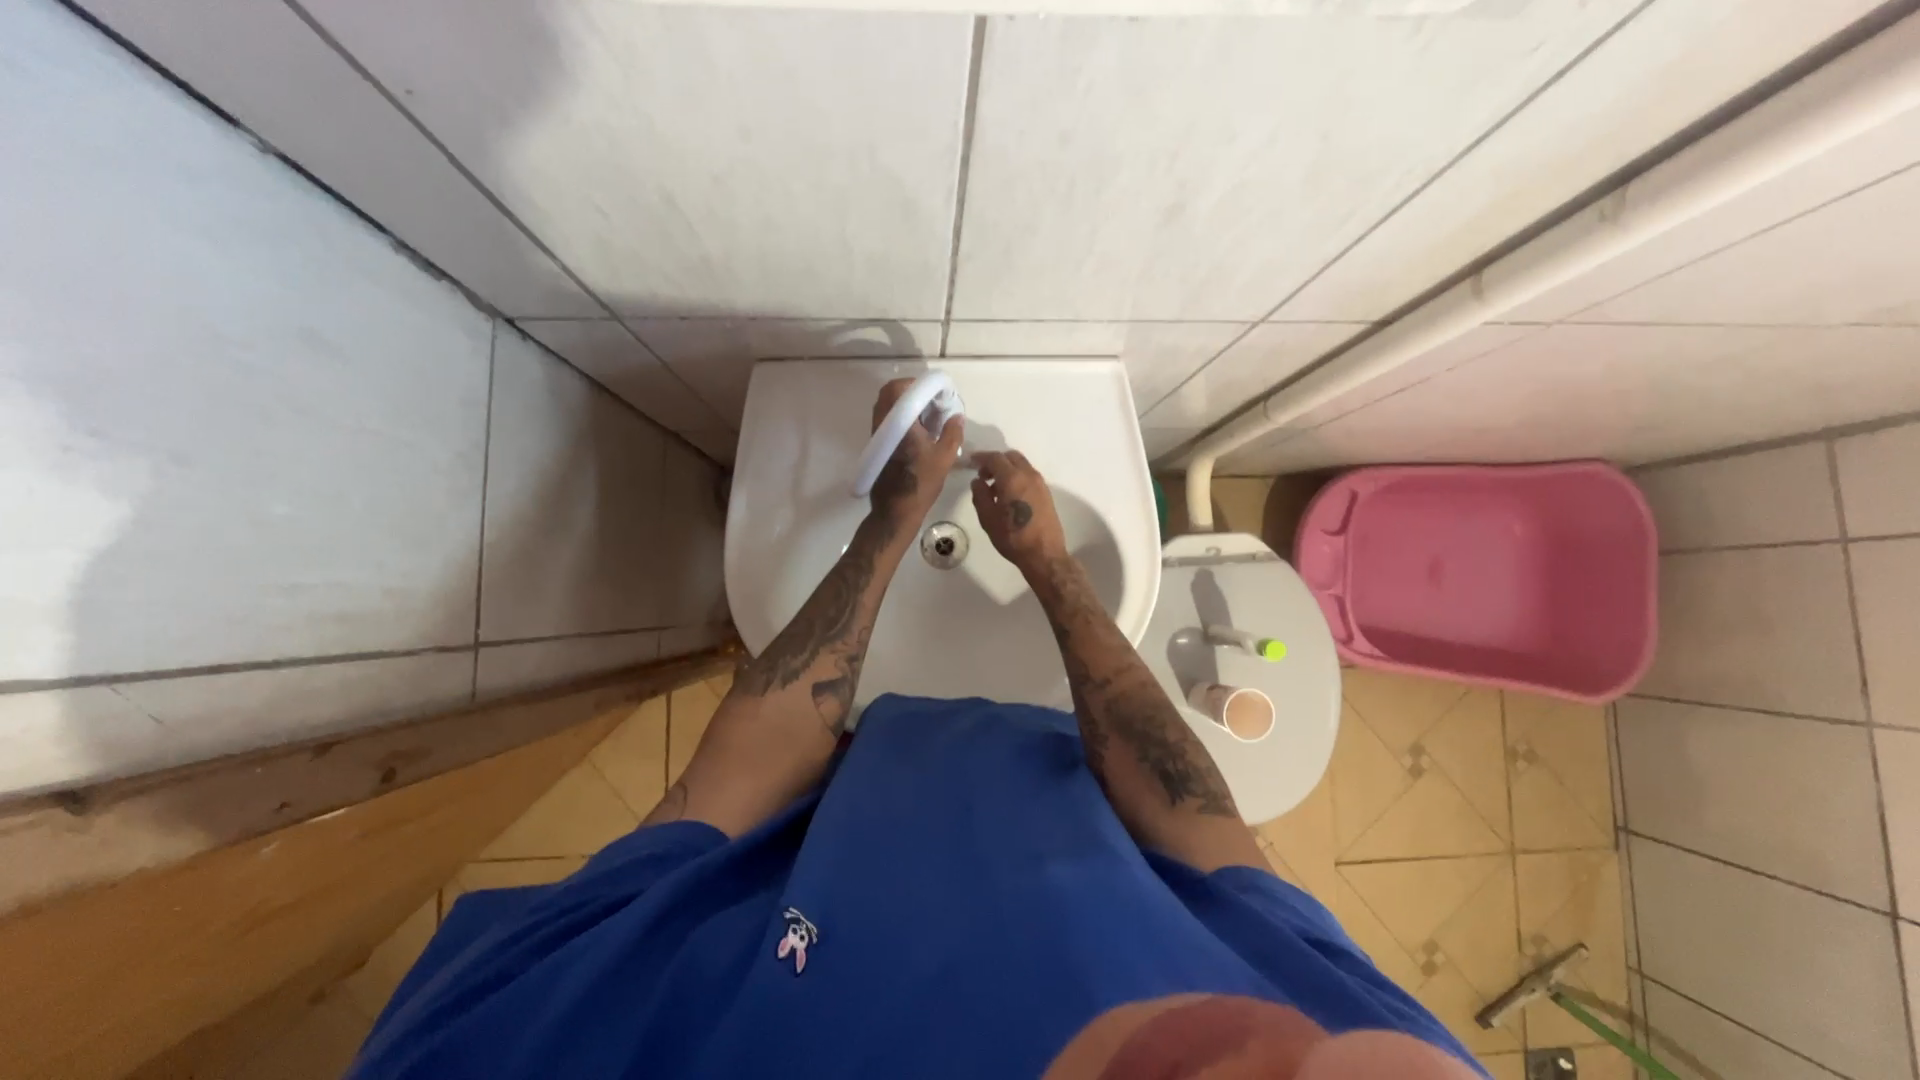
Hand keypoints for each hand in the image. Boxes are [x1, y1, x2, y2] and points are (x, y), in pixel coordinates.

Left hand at [869, 378, 965, 523]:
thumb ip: (953, 432)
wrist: (896, 509)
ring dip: (906, 405)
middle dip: (911, 393)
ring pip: (887, 407)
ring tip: (927, 416)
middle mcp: (883, 424)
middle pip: (890, 394)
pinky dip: (901, 418)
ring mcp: (877, 434)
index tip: (933, 391)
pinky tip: (919, 431)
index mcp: (898, 422)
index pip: (898, 388)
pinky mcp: (877, 445)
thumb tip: (956, 416)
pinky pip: (887, 421)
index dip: (916, 384)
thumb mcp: (945, 456)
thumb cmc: (921, 482)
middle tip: (930, 401)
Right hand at [971, 450, 1067, 574]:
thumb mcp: (988, 518)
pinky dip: (1017, 477)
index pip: (995, 458)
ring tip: (994, 488)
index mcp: (1012, 479)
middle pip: (1011, 457)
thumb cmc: (1012, 537)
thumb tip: (978, 481)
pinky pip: (1029, 475)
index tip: (971, 463)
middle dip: (995, 461)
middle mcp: (1029, 475)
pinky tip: (1009, 495)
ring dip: (1007, 469)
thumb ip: (980, 495)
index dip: (981, 458)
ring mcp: (1040, 483)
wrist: (1043, 553)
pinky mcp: (1046, 493)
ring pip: (1021, 465)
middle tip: (983, 475)